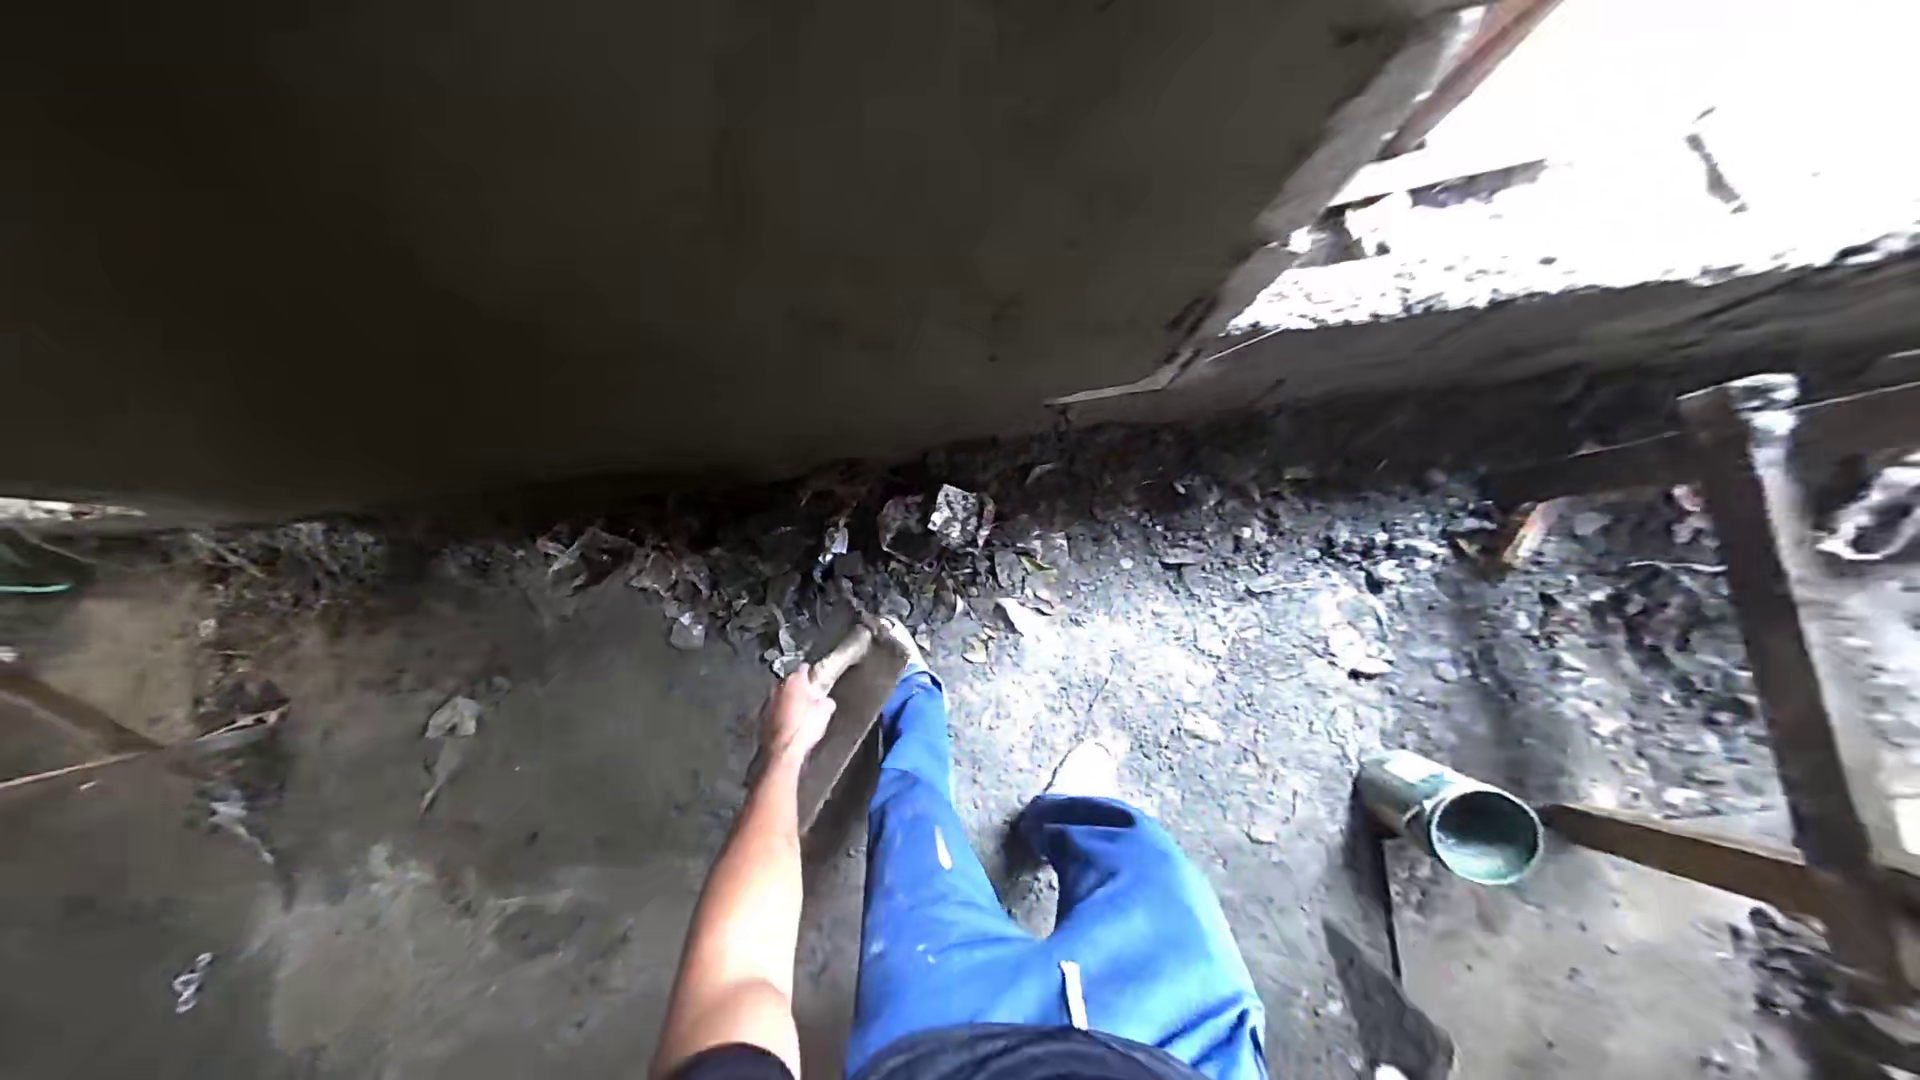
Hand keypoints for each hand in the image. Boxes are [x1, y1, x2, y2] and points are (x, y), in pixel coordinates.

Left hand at [760, 666, 835, 765]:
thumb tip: (826, 701)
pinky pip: (772, 709)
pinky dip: (778, 712)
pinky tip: (786, 721)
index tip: (812, 674)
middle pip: (788, 681)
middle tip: (805, 694)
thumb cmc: (805, 726)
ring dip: (785, 699)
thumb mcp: (825, 712)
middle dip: (795, 686)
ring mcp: (767, 702)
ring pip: (778, 695)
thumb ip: (826, 701)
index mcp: (795, 681)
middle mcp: (778, 687)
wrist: (782, 750)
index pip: (802, 668)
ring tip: (795, 709)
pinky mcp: (760, 717)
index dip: (809, 671)